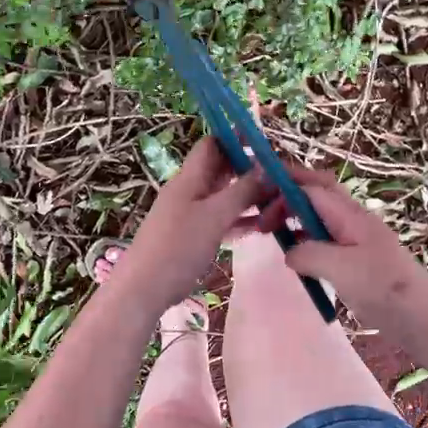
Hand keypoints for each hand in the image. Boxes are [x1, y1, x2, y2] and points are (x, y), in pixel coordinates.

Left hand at [109, 138, 268, 312]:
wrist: (145, 288)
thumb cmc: (178, 247)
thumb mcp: (214, 216)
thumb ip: (242, 191)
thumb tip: (267, 168)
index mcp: (190, 178)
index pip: (212, 145)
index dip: (236, 139)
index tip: (267, 145)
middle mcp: (189, 191)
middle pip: (221, 170)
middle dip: (250, 170)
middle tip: (283, 178)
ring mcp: (190, 214)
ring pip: (224, 196)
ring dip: (249, 197)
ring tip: (281, 202)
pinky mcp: (193, 237)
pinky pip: (222, 220)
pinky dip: (241, 220)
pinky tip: (264, 227)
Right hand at [264, 166, 427, 320]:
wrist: (422, 319)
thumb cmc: (382, 288)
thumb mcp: (338, 269)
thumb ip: (306, 253)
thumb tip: (290, 253)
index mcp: (350, 215)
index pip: (311, 188)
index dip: (282, 187)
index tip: (254, 195)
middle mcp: (354, 220)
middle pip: (316, 194)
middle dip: (286, 197)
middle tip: (260, 218)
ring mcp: (357, 240)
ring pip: (319, 216)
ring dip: (294, 218)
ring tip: (270, 233)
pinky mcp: (358, 260)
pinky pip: (325, 238)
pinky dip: (304, 239)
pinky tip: (295, 256)